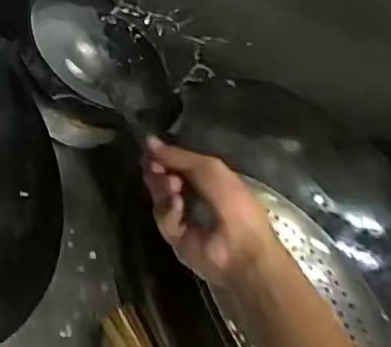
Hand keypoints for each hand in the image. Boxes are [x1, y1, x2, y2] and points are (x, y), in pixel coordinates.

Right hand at [142, 138, 283, 287]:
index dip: (161, 156)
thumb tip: (148, 140)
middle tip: (157, 167)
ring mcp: (182, 218)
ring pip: (158, 195)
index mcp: (205, 181)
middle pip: (160, 177)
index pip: (174, 163)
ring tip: (173, 185)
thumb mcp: (210, 168)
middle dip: (157, 169)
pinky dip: (169, 209)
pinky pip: (163, 217)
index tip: (150, 150)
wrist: (242, 250)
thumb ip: (177, 155)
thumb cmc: (234, 204)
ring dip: (161, 186)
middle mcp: (192, 197)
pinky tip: (178, 205)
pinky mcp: (174, 237)